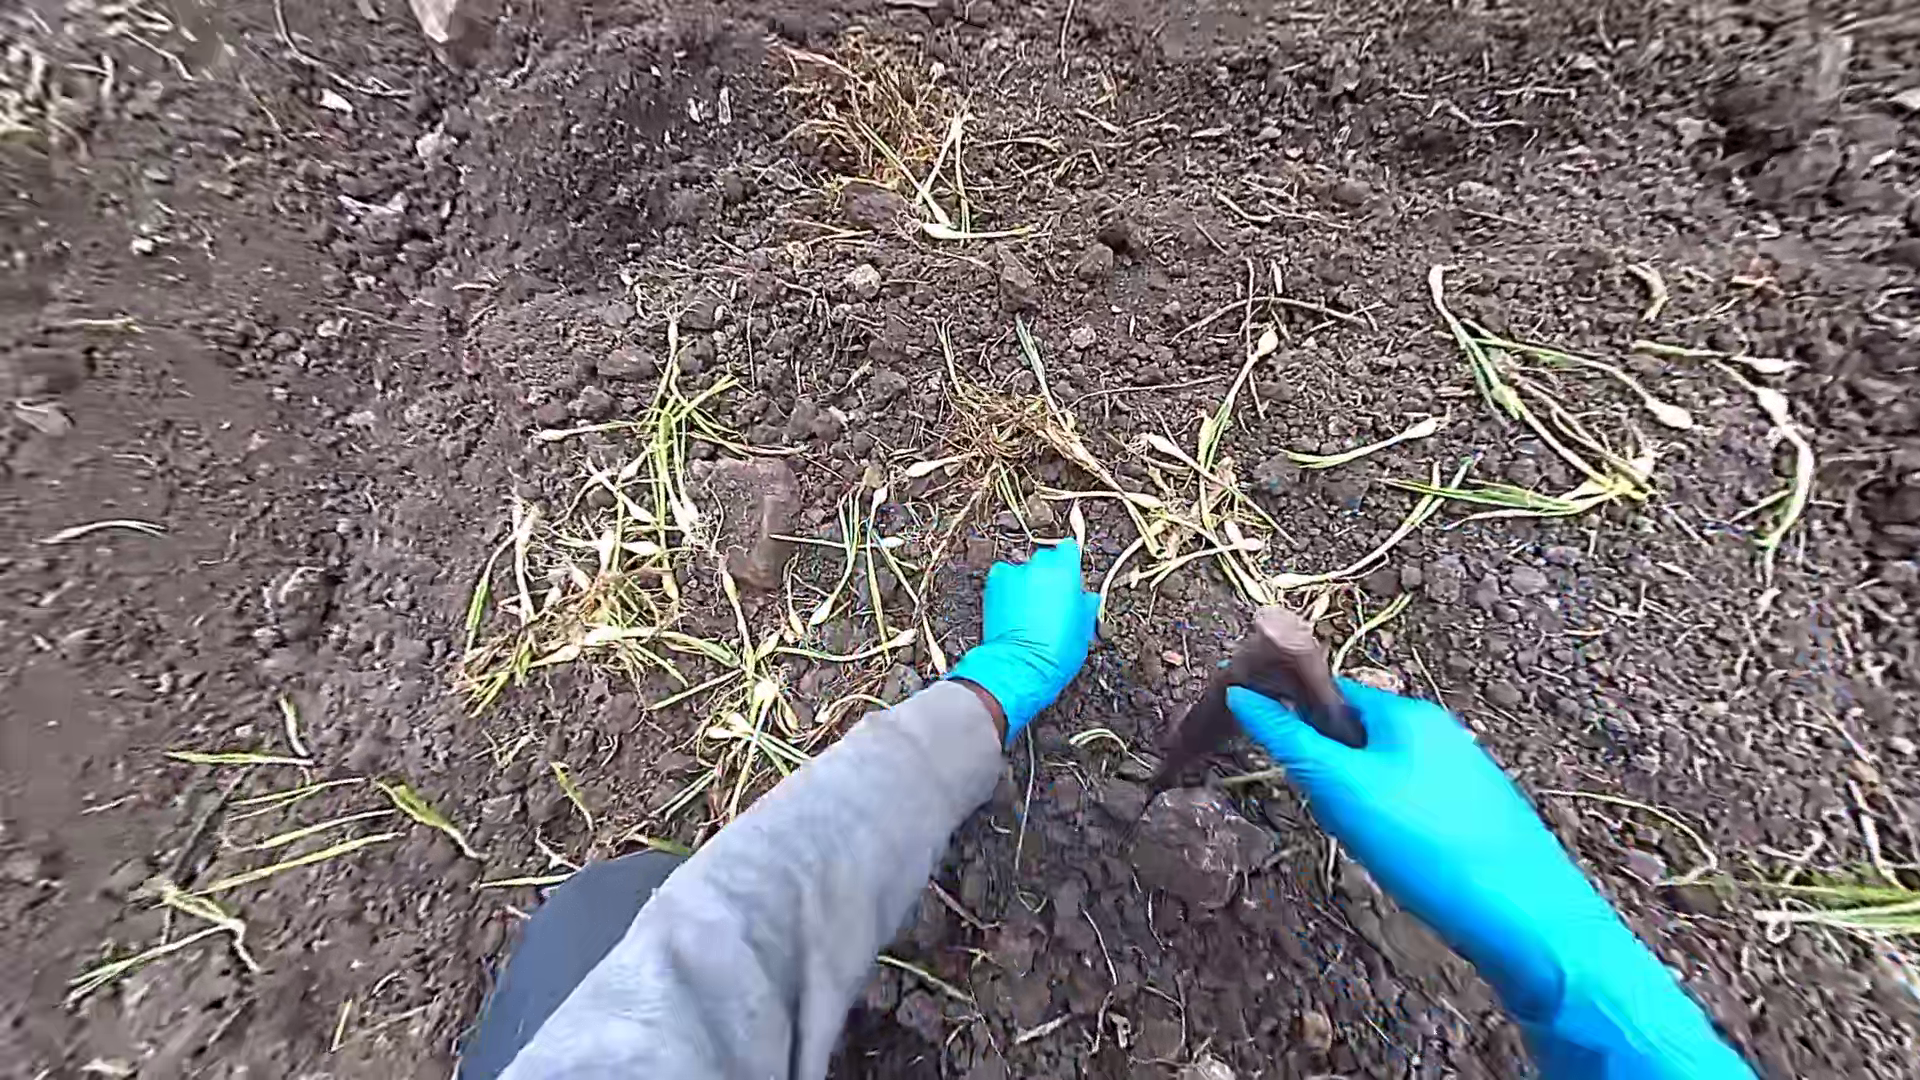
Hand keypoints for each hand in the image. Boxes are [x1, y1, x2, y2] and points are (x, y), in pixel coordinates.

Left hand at [948, 539, 1098, 743]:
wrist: (1019, 666)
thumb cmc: (1055, 651)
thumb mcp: (1084, 628)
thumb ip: (1085, 603)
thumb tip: (1086, 597)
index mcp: (1065, 570)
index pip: (1069, 549)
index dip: (1069, 563)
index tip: (1069, 576)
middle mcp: (1038, 565)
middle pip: (1045, 560)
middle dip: (1048, 576)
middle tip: (1051, 601)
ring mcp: (1013, 573)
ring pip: (1023, 570)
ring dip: (1027, 583)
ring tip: (1029, 611)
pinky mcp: (992, 584)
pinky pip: (1003, 580)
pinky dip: (1007, 590)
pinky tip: (1013, 610)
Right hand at [1227, 681, 1644, 1018]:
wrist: (1536, 932)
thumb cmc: (1423, 842)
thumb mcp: (1337, 784)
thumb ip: (1284, 735)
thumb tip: (1238, 693)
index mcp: (1406, 712)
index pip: (1328, 691)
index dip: (1294, 715)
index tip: (1279, 750)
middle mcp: (1437, 731)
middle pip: (1350, 732)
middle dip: (1326, 766)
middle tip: (1328, 805)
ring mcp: (1461, 770)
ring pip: (1375, 767)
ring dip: (1353, 793)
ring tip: (1362, 833)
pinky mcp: (1474, 810)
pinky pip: (1406, 794)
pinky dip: (1385, 814)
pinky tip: (1395, 850)